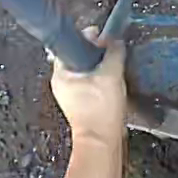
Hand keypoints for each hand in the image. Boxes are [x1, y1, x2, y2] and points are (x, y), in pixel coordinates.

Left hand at [50, 27, 126, 144]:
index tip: (102, 36)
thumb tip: (116, 41)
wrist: (102, 142)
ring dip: (100, 66)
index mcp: (61, 74)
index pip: (70, 45)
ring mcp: (71, 95)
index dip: (87, 37)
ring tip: (114, 66)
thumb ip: (113, 53)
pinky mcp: (82, 103)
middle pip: (79, 57)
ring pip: (86, 70)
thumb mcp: (111, 75)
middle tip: (112, 51)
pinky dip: (101, 79)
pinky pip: (91, 83)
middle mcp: (62, 84)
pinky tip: (113, 82)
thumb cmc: (100, 112)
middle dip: (97, 52)